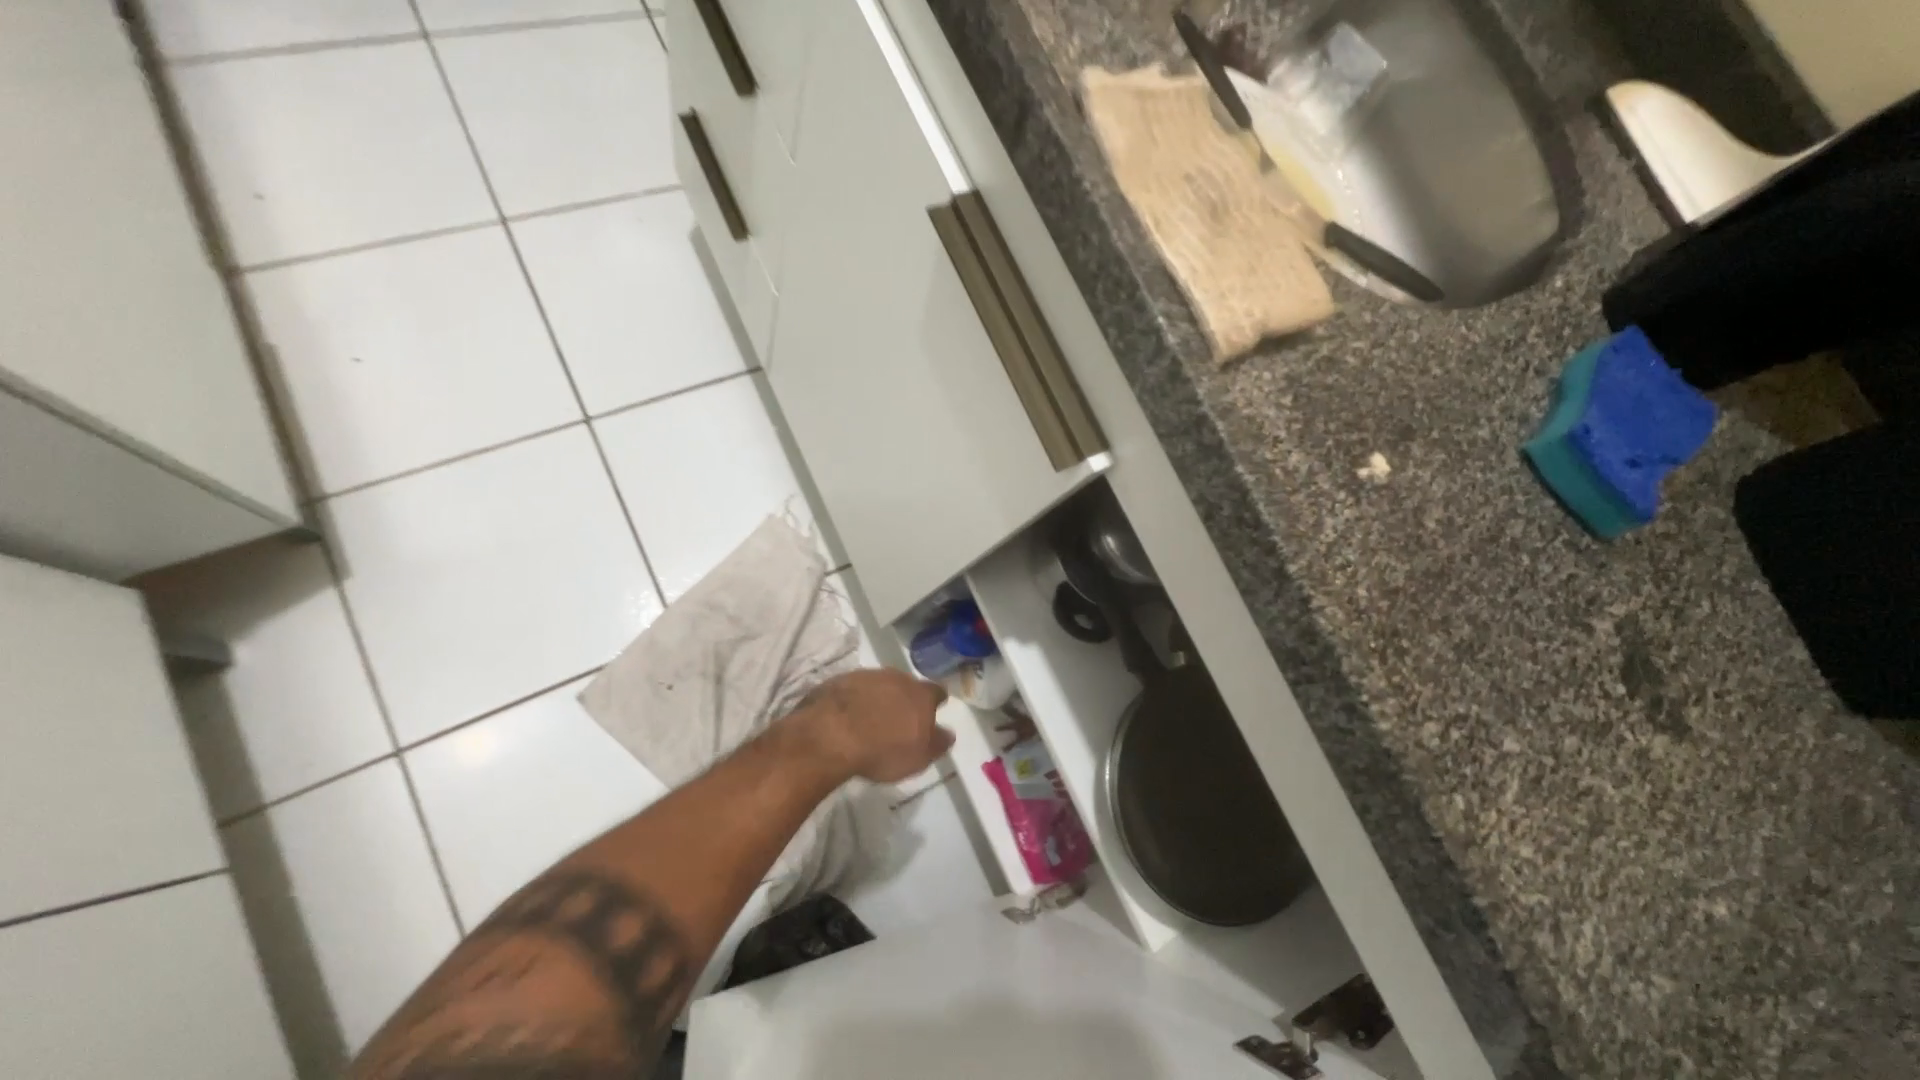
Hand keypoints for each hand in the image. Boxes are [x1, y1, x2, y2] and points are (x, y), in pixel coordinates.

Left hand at [794, 669, 954, 782]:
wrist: (830, 735)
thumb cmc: (883, 750)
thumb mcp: (918, 758)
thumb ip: (937, 744)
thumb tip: (949, 734)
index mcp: (920, 694)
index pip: (936, 692)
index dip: (935, 701)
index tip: (934, 709)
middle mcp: (896, 677)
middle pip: (906, 685)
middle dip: (904, 698)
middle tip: (899, 718)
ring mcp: (865, 676)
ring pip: (878, 685)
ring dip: (877, 698)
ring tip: (870, 719)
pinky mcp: (838, 680)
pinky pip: (852, 689)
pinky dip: (853, 700)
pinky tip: (846, 718)